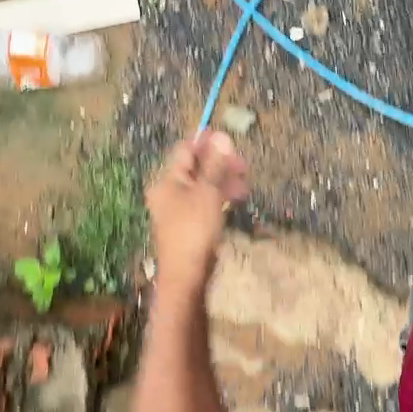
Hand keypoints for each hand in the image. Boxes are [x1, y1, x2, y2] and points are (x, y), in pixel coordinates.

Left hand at [146, 131, 249, 295]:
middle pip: (196, 166)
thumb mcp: (208, 192)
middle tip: (243, 165)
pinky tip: (235, 198)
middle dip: (220, 162)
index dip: (207, 142)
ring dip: (223, 179)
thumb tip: (221, 136)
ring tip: (244, 185)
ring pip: (203, 183)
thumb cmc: (194, 229)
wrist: (186, 275)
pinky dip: (219, 194)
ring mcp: (178, 207)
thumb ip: (215, 164)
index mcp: (168, 181)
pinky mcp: (188, 222)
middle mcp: (169, 191)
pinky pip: (204, 199)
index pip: (186, 150)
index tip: (231, 140)